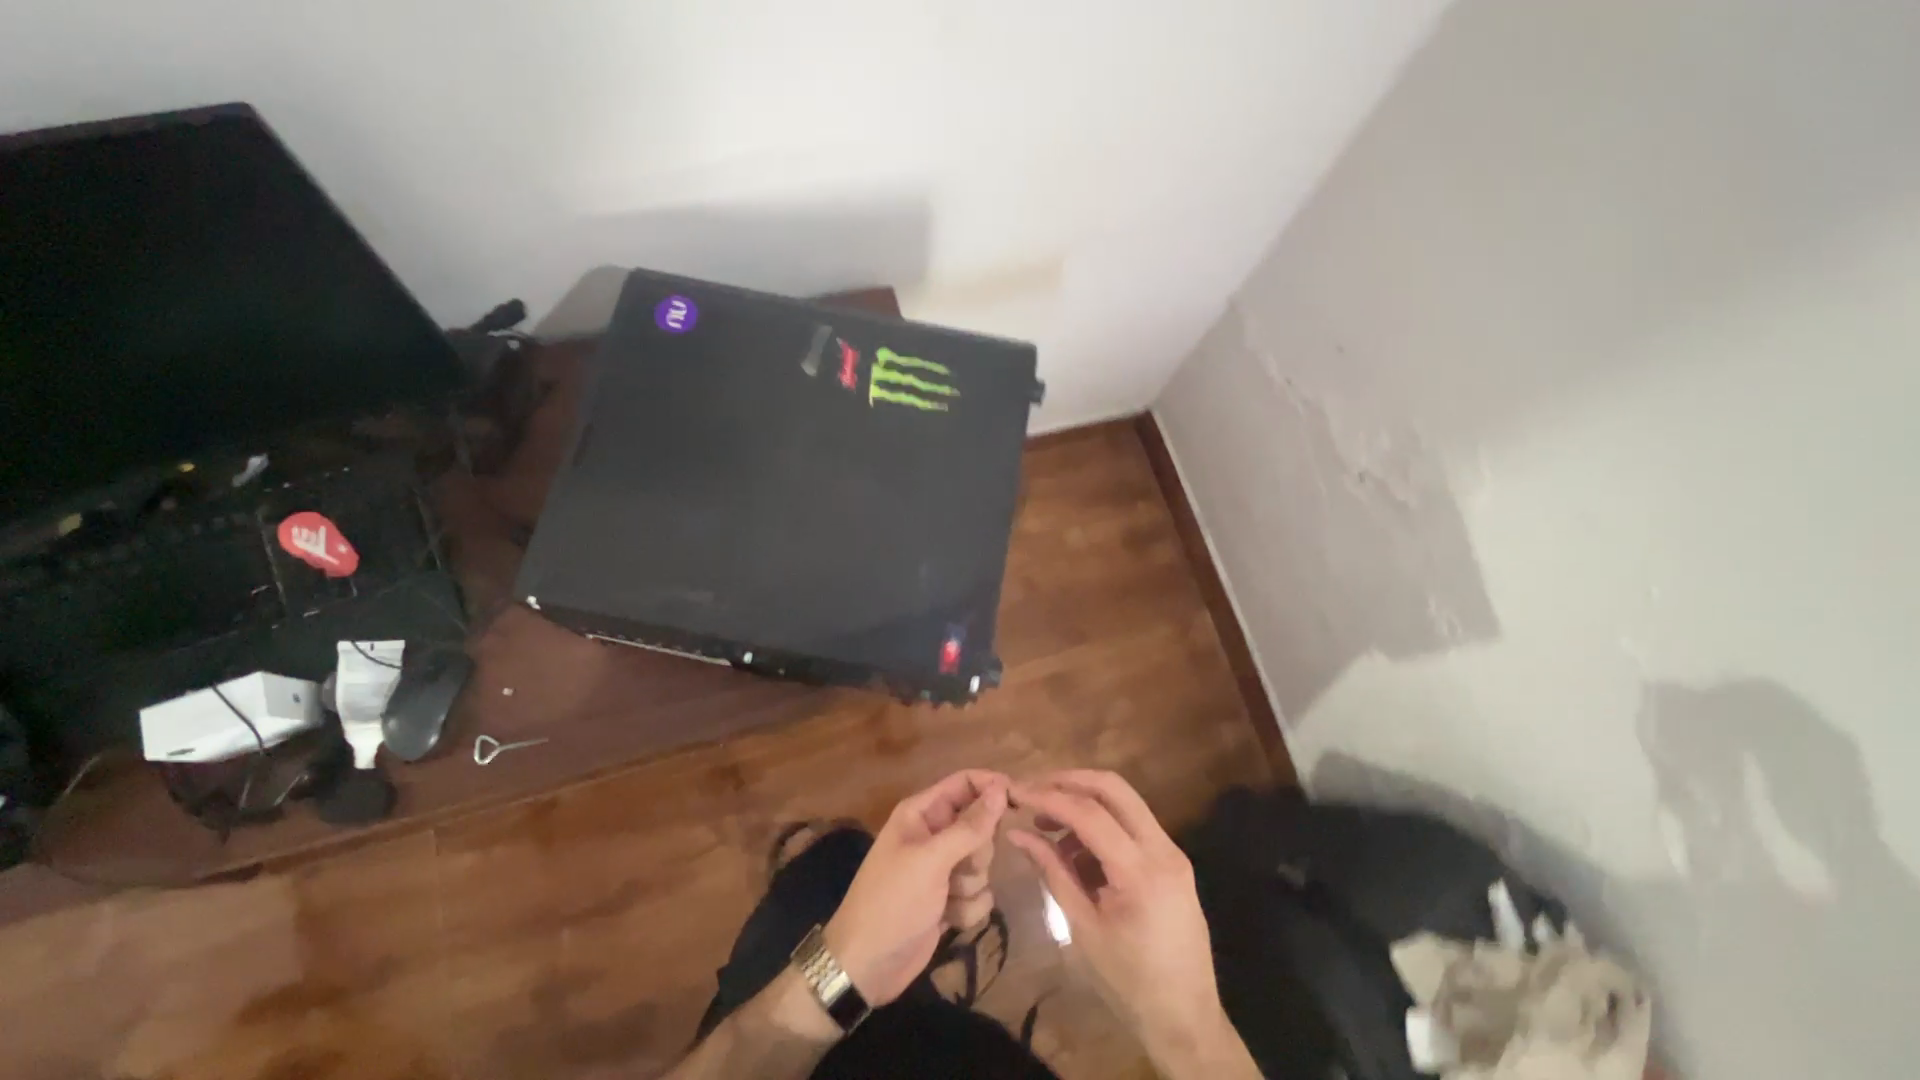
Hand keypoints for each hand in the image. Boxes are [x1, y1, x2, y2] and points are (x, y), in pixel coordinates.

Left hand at [823, 770, 1008, 1005]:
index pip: (964, 783)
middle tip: (960, 866)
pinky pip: (979, 894)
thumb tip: (1000, 789)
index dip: (991, 786)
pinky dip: (968, 908)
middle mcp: (932, 836)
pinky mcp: (949, 901)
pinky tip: (947, 920)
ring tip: (947, 897)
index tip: (1020, 799)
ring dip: (971, 884)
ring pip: (983, 864)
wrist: (867, 965)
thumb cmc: (893, 901)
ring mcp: (941, 870)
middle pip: (980, 826)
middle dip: (978, 850)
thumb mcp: (931, 860)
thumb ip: (970, 826)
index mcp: (921, 814)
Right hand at [1009, 771, 1254, 1076]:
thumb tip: (1018, 834)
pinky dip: (1102, 825)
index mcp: (1141, 872)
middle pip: (1115, 789)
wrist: (1186, 1018)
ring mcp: (1173, 854)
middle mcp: (1164, 850)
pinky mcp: (1173, 863)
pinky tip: (1074, 849)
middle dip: (1069, 781)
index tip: (1014, 793)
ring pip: (1126, 803)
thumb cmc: (1128, 982)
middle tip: (1031, 791)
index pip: (1090, 814)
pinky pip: (1134, 827)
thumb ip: (1053, 873)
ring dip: (1084, 802)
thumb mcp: (1083, 928)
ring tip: (1046, 826)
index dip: (1048, 798)